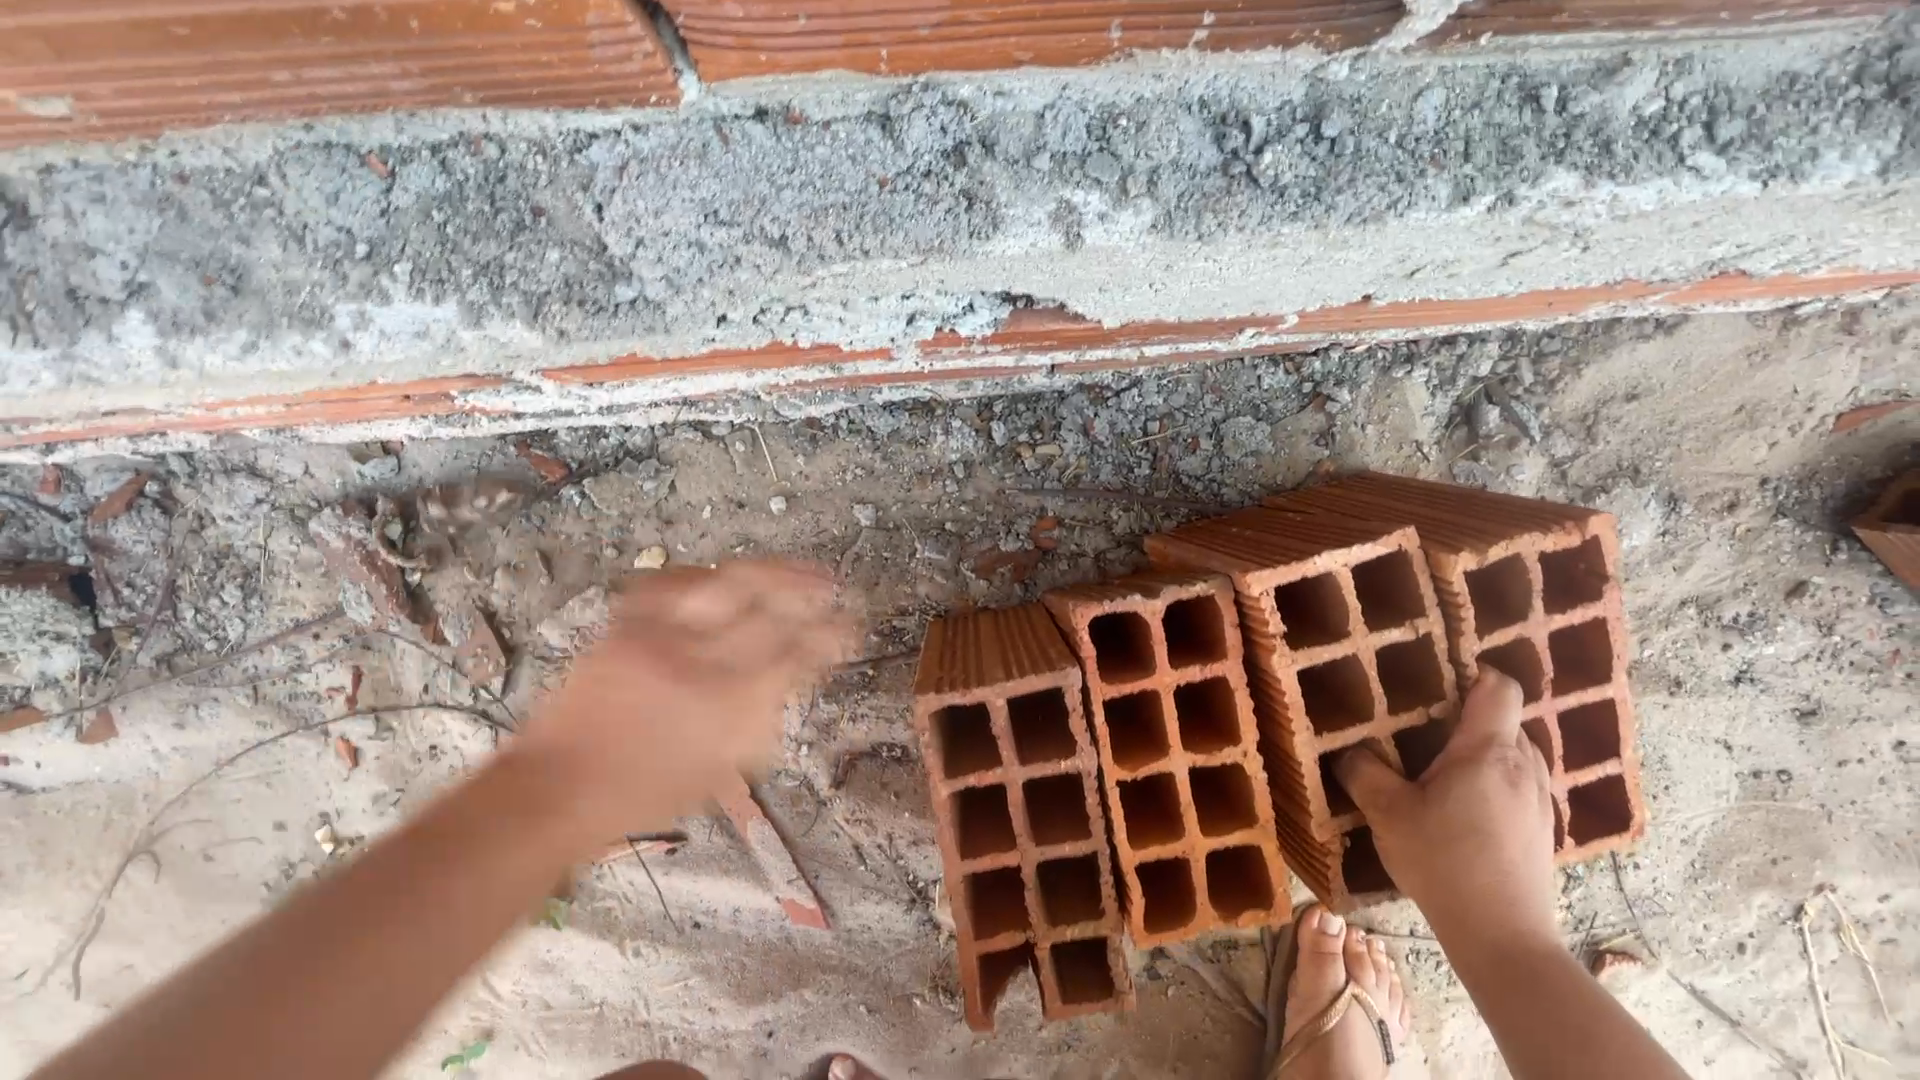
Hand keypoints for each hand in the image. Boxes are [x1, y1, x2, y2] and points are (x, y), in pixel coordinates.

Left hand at [513, 561, 859, 842]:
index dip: (830, 635)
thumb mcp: (720, 769)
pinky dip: (707, 571)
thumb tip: (789, 684)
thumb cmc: (644, 794)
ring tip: (795, 569)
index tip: (850, 626)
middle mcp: (701, 660)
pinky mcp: (628, 622)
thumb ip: (760, 720)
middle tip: (832, 585)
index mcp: (730, 705)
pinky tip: (724, 573)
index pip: (795, 654)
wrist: (556, 787)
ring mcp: (661, 633)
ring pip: (728, 580)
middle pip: (769, 605)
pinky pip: (675, 579)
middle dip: (809, 589)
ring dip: (770, 570)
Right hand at [1332, 671, 1559, 953]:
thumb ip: (1363, 770)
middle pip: (1503, 718)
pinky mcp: (1542, 828)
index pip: (1498, 685)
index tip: (1434, 676)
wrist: (1502, 936)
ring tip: (1435, 768)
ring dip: (1478, 750)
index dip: (1471, 670)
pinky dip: (1490, 779)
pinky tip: (1459, 807)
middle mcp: (1524, 766)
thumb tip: (1349, 749)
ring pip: (1511, 752)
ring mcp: (1540, 799)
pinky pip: (1516, 782)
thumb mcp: (1386, 813)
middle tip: (1417, 727)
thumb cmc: (1443, 863)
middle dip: (1464, 715)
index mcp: (1488, 750)